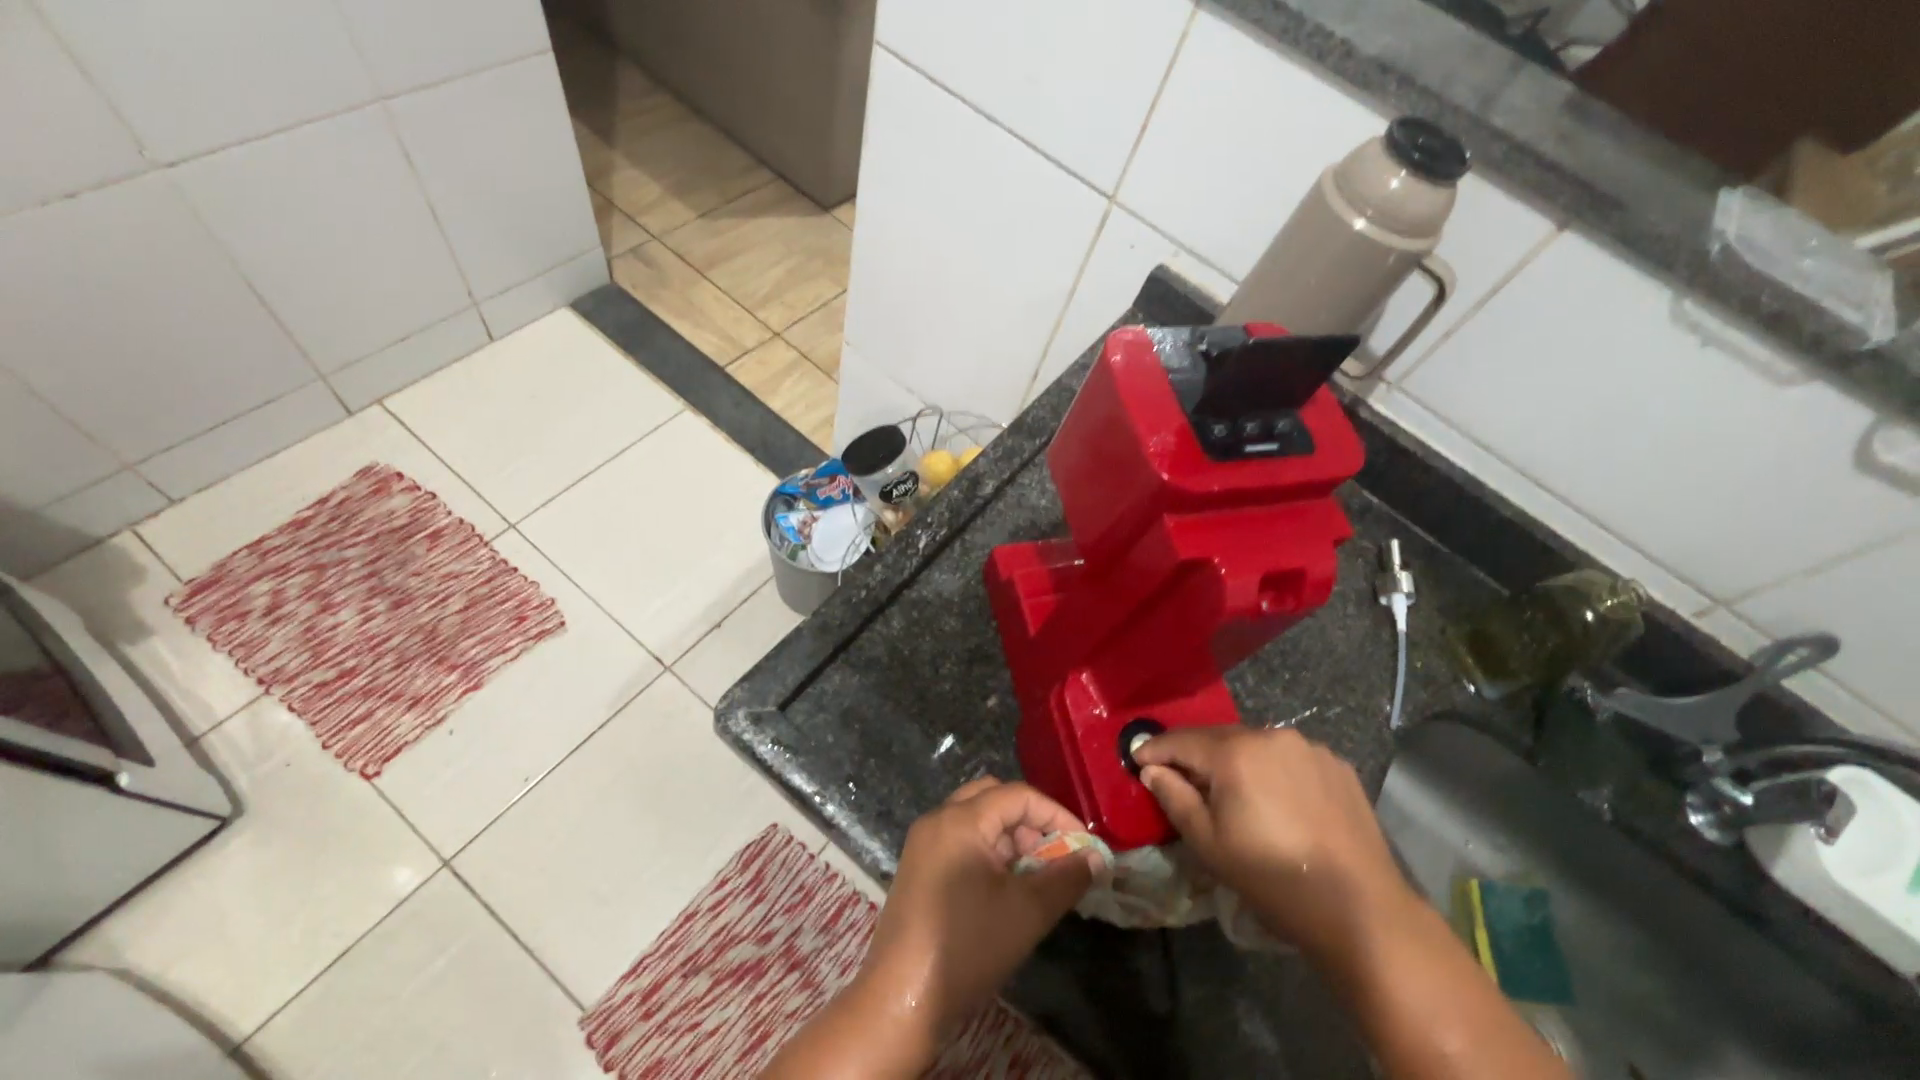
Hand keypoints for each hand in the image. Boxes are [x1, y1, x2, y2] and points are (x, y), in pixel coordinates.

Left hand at [856, 777, 1101, 1041]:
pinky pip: (960, 844)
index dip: (1056, 815)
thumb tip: (1095, 858)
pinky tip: (1005, 891)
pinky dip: (988, 854)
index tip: (1084, 847)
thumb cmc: (969, 946)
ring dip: (1010, 840)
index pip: (1018, 795)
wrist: (903, 999)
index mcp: (960, 821)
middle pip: (993, 799)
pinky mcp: (918, 871)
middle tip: (1054, 856)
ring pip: (976, 822)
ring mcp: (922, 846)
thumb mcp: (1028, 911)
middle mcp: (937, 821)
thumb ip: (1066, 877)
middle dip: (1030, 823)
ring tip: (1035, 879)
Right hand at [1135, 726, 1413, 960]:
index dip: (1155, 750)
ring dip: (1237, 763)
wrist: (1358, 908)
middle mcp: (1272, 737)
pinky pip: (1290, 760)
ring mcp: (1310, 749)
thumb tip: (1153, 770)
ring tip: (1232, 794)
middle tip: (1179, 779)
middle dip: (1195, 756)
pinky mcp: (1338, 767)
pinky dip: (1272, 772)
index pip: (1181, 740)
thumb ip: (1174, 798)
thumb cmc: (1271, 878)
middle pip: (1220, 739)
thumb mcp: (1208, 844)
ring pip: (1257, 747)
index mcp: (1235, 754)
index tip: (1137, 760)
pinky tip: (1276, 802)